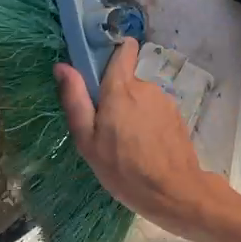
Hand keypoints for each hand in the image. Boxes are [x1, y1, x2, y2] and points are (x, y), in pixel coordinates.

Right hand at [55, 39, 215, 227]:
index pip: (124, 50)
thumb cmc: (124, 169)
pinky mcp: (177, 116)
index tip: (101, 67)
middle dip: (116, 98)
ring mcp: (165, 101)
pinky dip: (148, 124)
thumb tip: (63, 66)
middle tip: (107, 131)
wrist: (173, 191)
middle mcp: (146, 87)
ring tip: (127, 145)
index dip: (114, 51)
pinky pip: (155, 112)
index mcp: (121, 89)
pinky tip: (145, 148)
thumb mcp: (88, 140)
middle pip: (126, 81)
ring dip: (132, 113)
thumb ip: (76, 100)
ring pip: (141, 99)